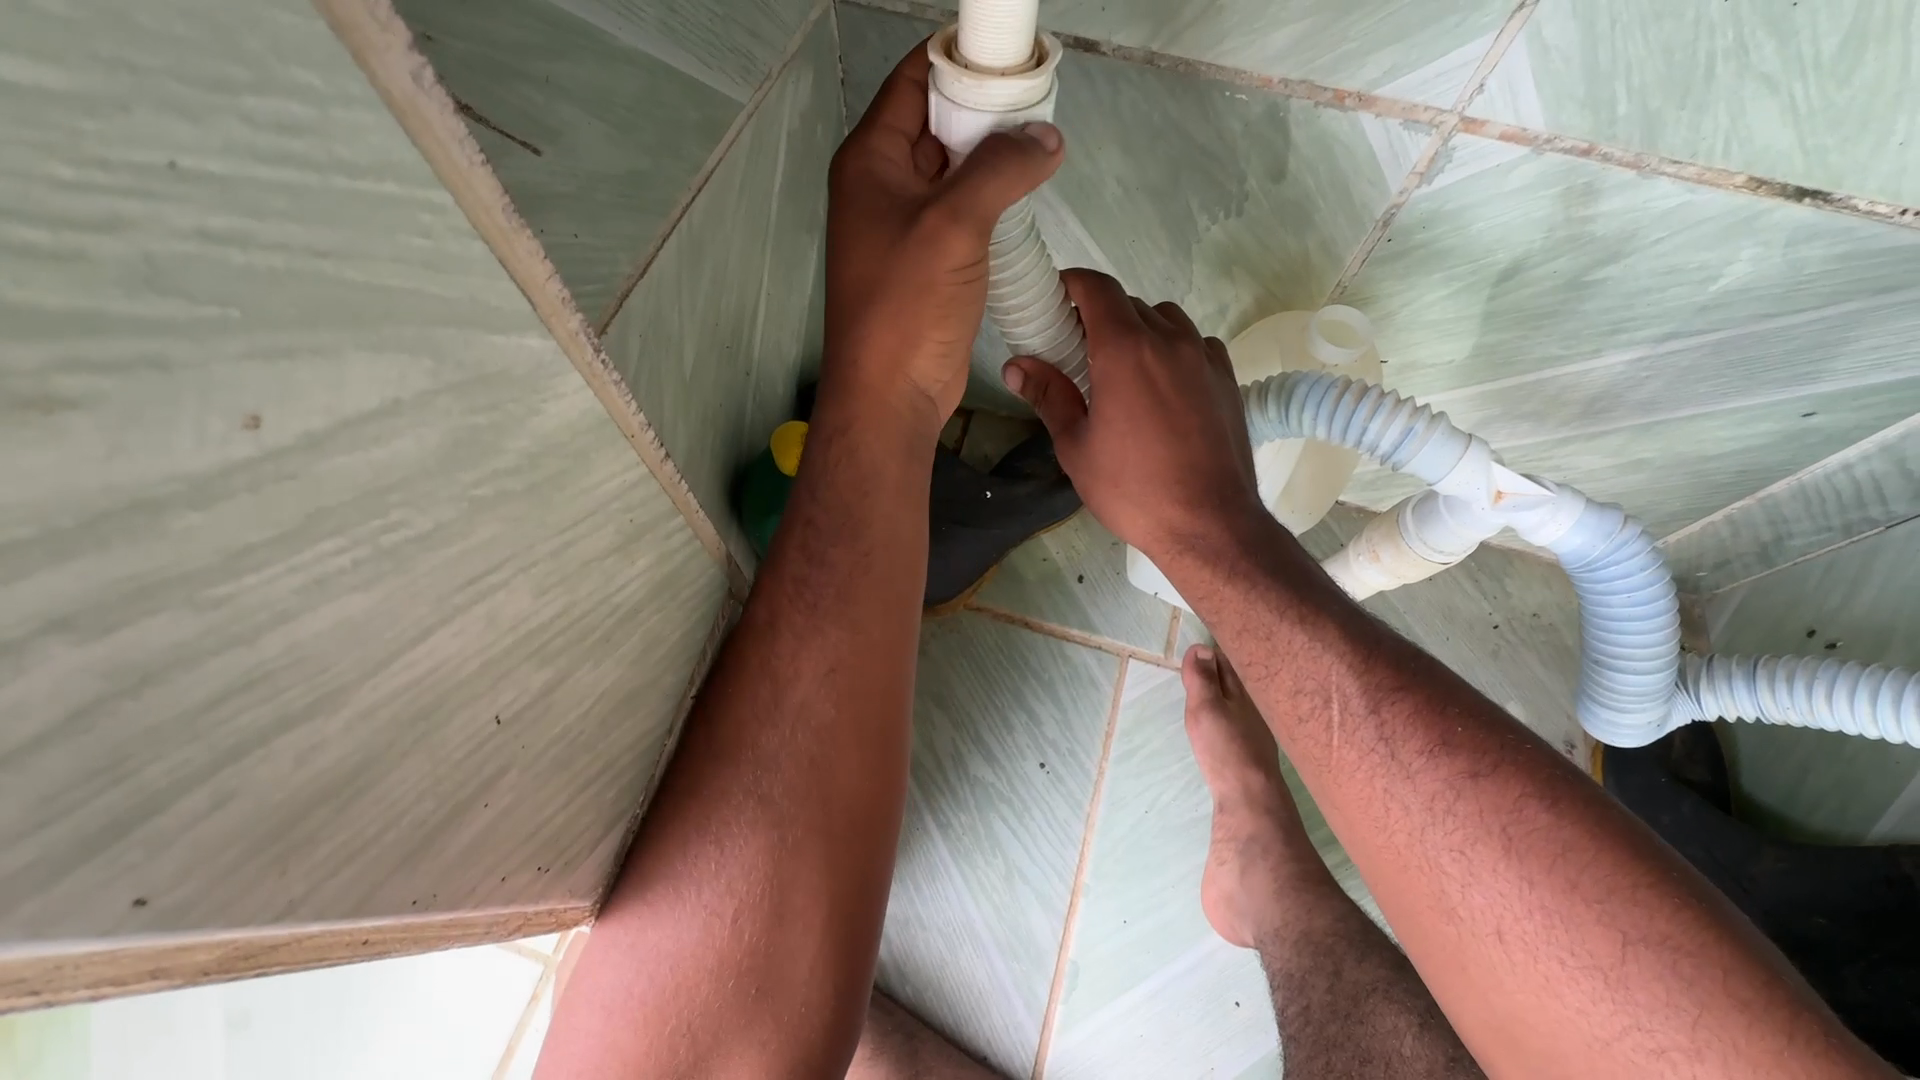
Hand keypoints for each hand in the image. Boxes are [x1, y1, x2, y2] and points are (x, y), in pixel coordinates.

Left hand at [823, 42, 1063, 435]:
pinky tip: (1026, 201)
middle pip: (936, 124)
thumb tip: (1047, 137)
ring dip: (992, 162)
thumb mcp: (954, 223)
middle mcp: (881, 186)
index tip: (1015, 62)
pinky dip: (990, 203)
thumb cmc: (908, 303)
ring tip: (1042, 151)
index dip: (960, 63)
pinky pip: (960, 215)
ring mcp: (903, 227)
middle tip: (1040, 111)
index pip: (914, 82)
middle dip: (985, 114)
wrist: (890, 394)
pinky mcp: (926, 264)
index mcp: (870, 160)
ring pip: (952, 173)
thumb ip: (1002, 169)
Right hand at [1001, 270, 1268, 564]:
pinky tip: (1163, 388)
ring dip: (1139, 330)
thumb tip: (1016, 365)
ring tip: (1123, 370)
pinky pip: (1195, 345)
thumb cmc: (1132, 489)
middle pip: (1129, 303)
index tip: (1055, 300)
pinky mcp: (1227, 379)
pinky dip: (1173, 350)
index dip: (1072, 284)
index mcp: (1126, 349)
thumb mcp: (1076, 446)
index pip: (1097, 287)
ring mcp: (1204, 357)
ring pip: (1166, 320)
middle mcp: (1169, 340)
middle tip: (1077, 350)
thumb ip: (1048, 396)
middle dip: (1100, 316)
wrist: (1209, 524)